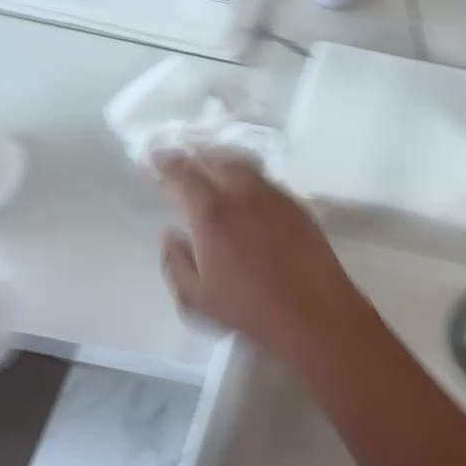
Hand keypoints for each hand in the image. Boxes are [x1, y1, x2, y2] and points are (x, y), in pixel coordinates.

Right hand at [158, 151, 373, 363]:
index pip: (182, 176)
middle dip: (193, 157)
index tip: (152, 158)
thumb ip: (175, 263)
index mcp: (212, 213)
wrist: (312, 309)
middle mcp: (242, 193)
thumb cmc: (249, 308)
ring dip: (221, 159)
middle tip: (179, 159)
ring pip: (242, 164)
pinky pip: (265, 178)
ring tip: (209, 163)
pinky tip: (244, 186)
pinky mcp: (296, 203)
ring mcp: (273, 195)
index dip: (164, 163)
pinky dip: (247, 173)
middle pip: (214, 161)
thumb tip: (169, 235)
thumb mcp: (196, 298)